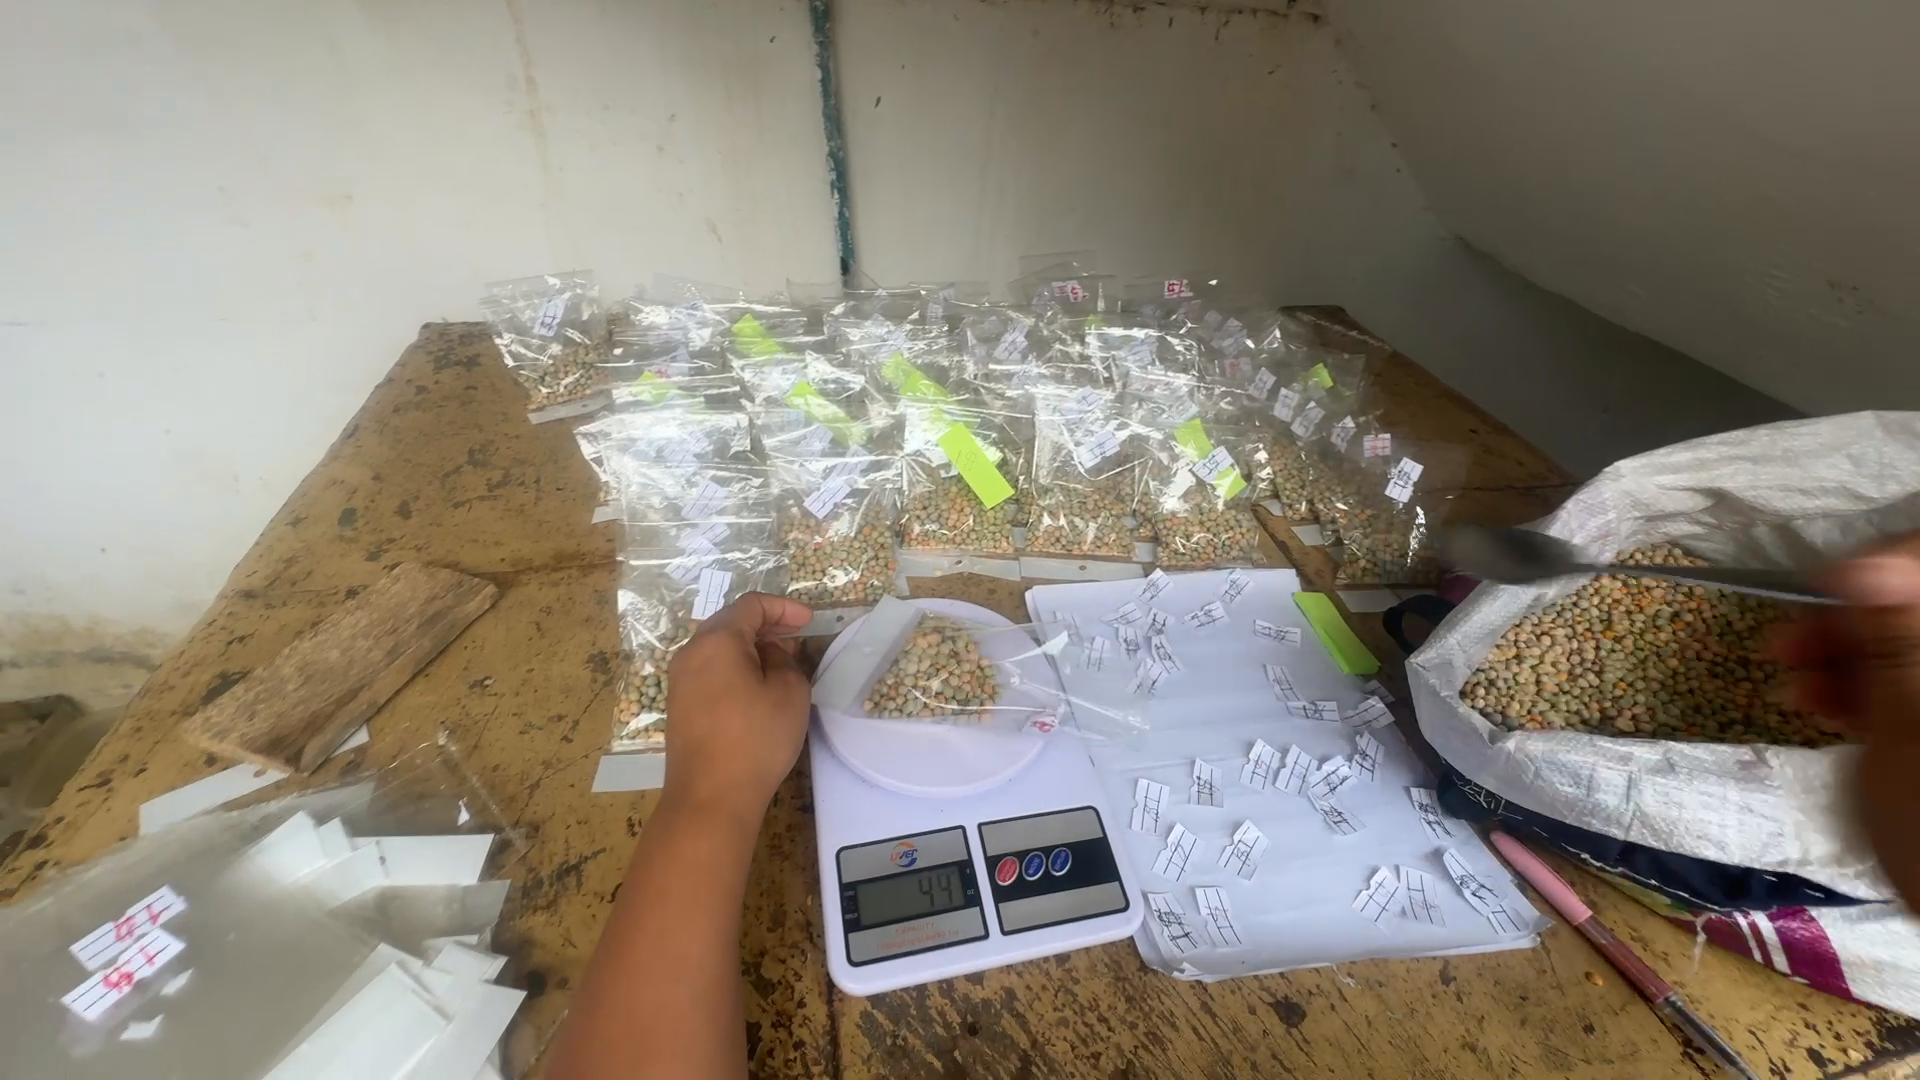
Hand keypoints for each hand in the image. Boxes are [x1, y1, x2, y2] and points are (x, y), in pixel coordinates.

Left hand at [662, 593, 813, 826]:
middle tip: (797, 635)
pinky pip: (709, 669)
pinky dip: (735, 665)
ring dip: (750, 646)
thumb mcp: (790, 691)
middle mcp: (691, 652)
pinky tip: (756, 685)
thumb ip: (785, 659)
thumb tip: (768, 655)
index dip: (783, 608)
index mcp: (717, 640)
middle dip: (766, 624)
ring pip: (718, 646)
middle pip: (730, 622)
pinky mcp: (680, 704)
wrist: (711, 797)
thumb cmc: (756, 738)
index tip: (809, 621)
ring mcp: (680, 680)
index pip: (751, 605)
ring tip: (780, 661)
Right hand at [1775, 536, 1919, 903]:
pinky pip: (1913, 677)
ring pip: (1915, 639)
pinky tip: (1831, 705)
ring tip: (1799, 688)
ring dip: (1853, 652)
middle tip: (1787, 647)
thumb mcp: (1918, 734)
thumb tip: (1866, 562)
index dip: (1897, 562)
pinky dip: (1873, 682)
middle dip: (1858, 616)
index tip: (1825, 587)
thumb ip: (1903, 639)